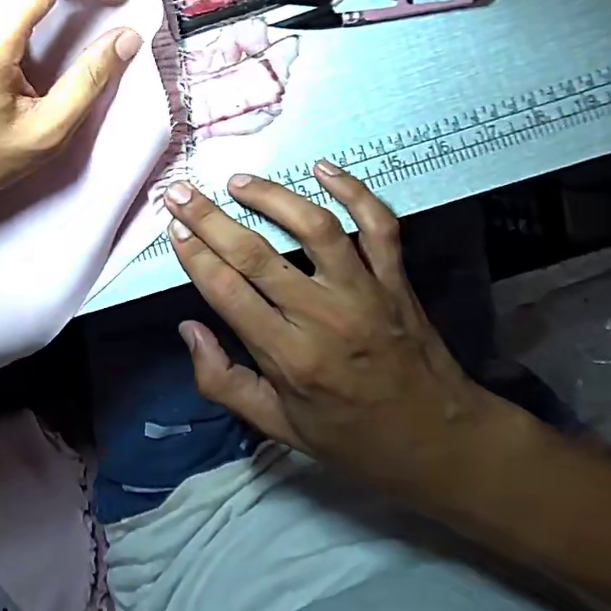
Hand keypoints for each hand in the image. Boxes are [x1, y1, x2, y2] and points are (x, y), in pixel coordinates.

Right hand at [166, 164, 501, 495]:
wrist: (436, 442)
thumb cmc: (350, 436)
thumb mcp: (278, 427)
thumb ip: (223, 381)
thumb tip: (188, 328)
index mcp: (288, 358)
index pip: (227, 292)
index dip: (195, 254)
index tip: (174, 226)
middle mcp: (323, 318)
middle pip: (256, 255)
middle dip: (211, 218)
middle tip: (182, 192)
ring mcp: (364, 292)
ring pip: (316, 228)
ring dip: (274, 198)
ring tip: (240, 181)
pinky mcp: (396, 278)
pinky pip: (378, 225)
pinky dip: (354, 191)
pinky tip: (323, 168)